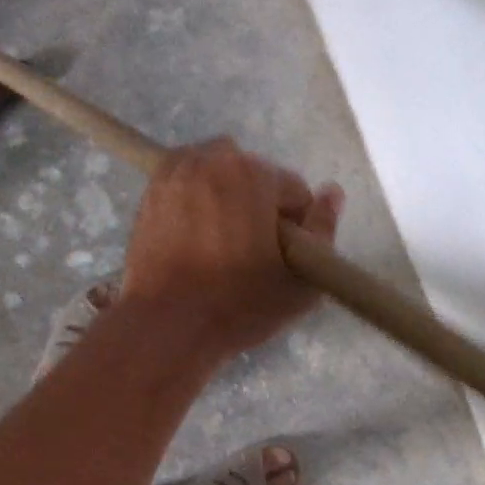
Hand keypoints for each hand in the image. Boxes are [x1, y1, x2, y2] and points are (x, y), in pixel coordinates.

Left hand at [121, 138, 343, 360]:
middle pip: (255, 178)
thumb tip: (333, 192)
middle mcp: (214, 159)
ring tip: (224, 246)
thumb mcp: (299, 282)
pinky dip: (199, 202)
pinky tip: (198, 239)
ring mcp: (177, 172)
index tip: (286, 257)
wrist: (167, 325)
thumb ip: (323, 231)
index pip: (294, 190)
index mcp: (253, 174)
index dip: (297, 226)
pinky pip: (189, 186)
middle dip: (261, 207)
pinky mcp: (151, 192)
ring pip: (220, 177)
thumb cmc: (238, 306)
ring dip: (229, 200)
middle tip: (253, 255)